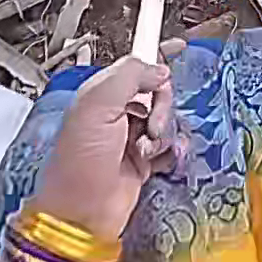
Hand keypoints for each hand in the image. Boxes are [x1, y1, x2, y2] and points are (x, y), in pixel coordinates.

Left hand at [30, 45, 182, 239]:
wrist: (82, 214)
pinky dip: (170, 149)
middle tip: (151, 124)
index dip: (155, 55)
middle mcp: (118, 109)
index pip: (135, 64)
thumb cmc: (82, 156)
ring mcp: (131, 136)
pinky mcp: (143, 161)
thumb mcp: (99, 104)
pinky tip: (161, 157)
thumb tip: (160, 70)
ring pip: (165, 117)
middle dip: (161, 104)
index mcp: (103, 90)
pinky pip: (168, 144)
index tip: (178, 47)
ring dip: (162, 131)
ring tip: (146, 148)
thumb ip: (129, 76)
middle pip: (157, 90)